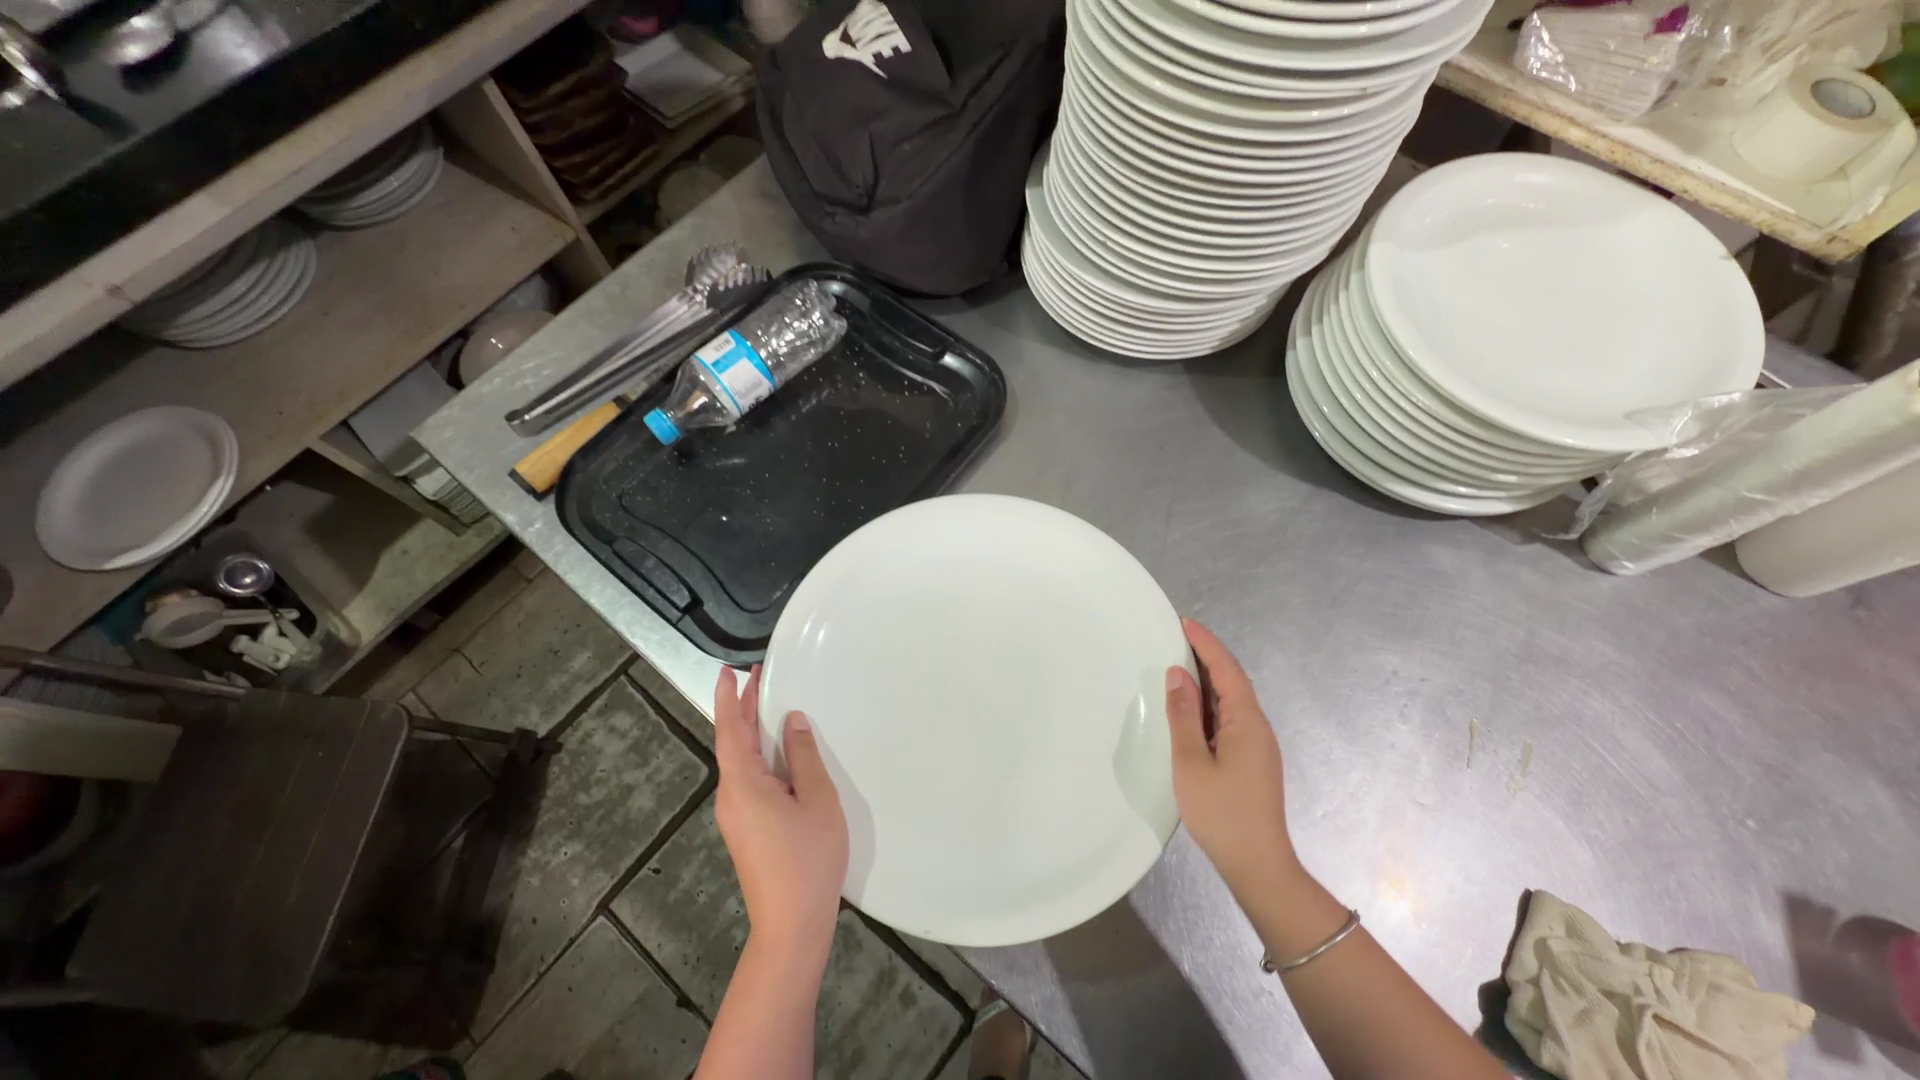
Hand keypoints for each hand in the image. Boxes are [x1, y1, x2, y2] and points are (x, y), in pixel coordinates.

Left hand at [712, 666, 848, 959]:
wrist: (791, 924)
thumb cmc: (807, 859)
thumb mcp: (817, 801)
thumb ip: (804, 757)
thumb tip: (792, 722)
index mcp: (743, 784)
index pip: (731, 729)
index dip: (730, 698)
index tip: (729, 670)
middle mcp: (731, 796)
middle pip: (734, 744)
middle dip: (744, 709)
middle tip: (759, 677)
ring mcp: (736, 816)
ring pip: (742, 764)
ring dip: (754, 734)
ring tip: (772, 706)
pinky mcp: (746, 830)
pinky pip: (750, 781)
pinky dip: (762, 757)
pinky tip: (781, 754)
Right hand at [1165, 619, 1299, 905]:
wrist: (1258, 865)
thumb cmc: (1221, 813)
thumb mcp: (1191, 762)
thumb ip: (1183, 716)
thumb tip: (1177, 674)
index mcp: (1247, 721)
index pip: (1227, 670)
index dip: (1207, 644)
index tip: (1184, 622)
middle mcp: (1258, 727)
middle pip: (1233, 682)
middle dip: (1207, 658)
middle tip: (1175, 640)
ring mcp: (1258, 747)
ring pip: (1231, 703)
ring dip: (1207, 683)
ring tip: (1176, 668)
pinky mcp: (1252, 763)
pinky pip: (1230, 720)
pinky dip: (1209, 707)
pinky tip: (1190, 712)